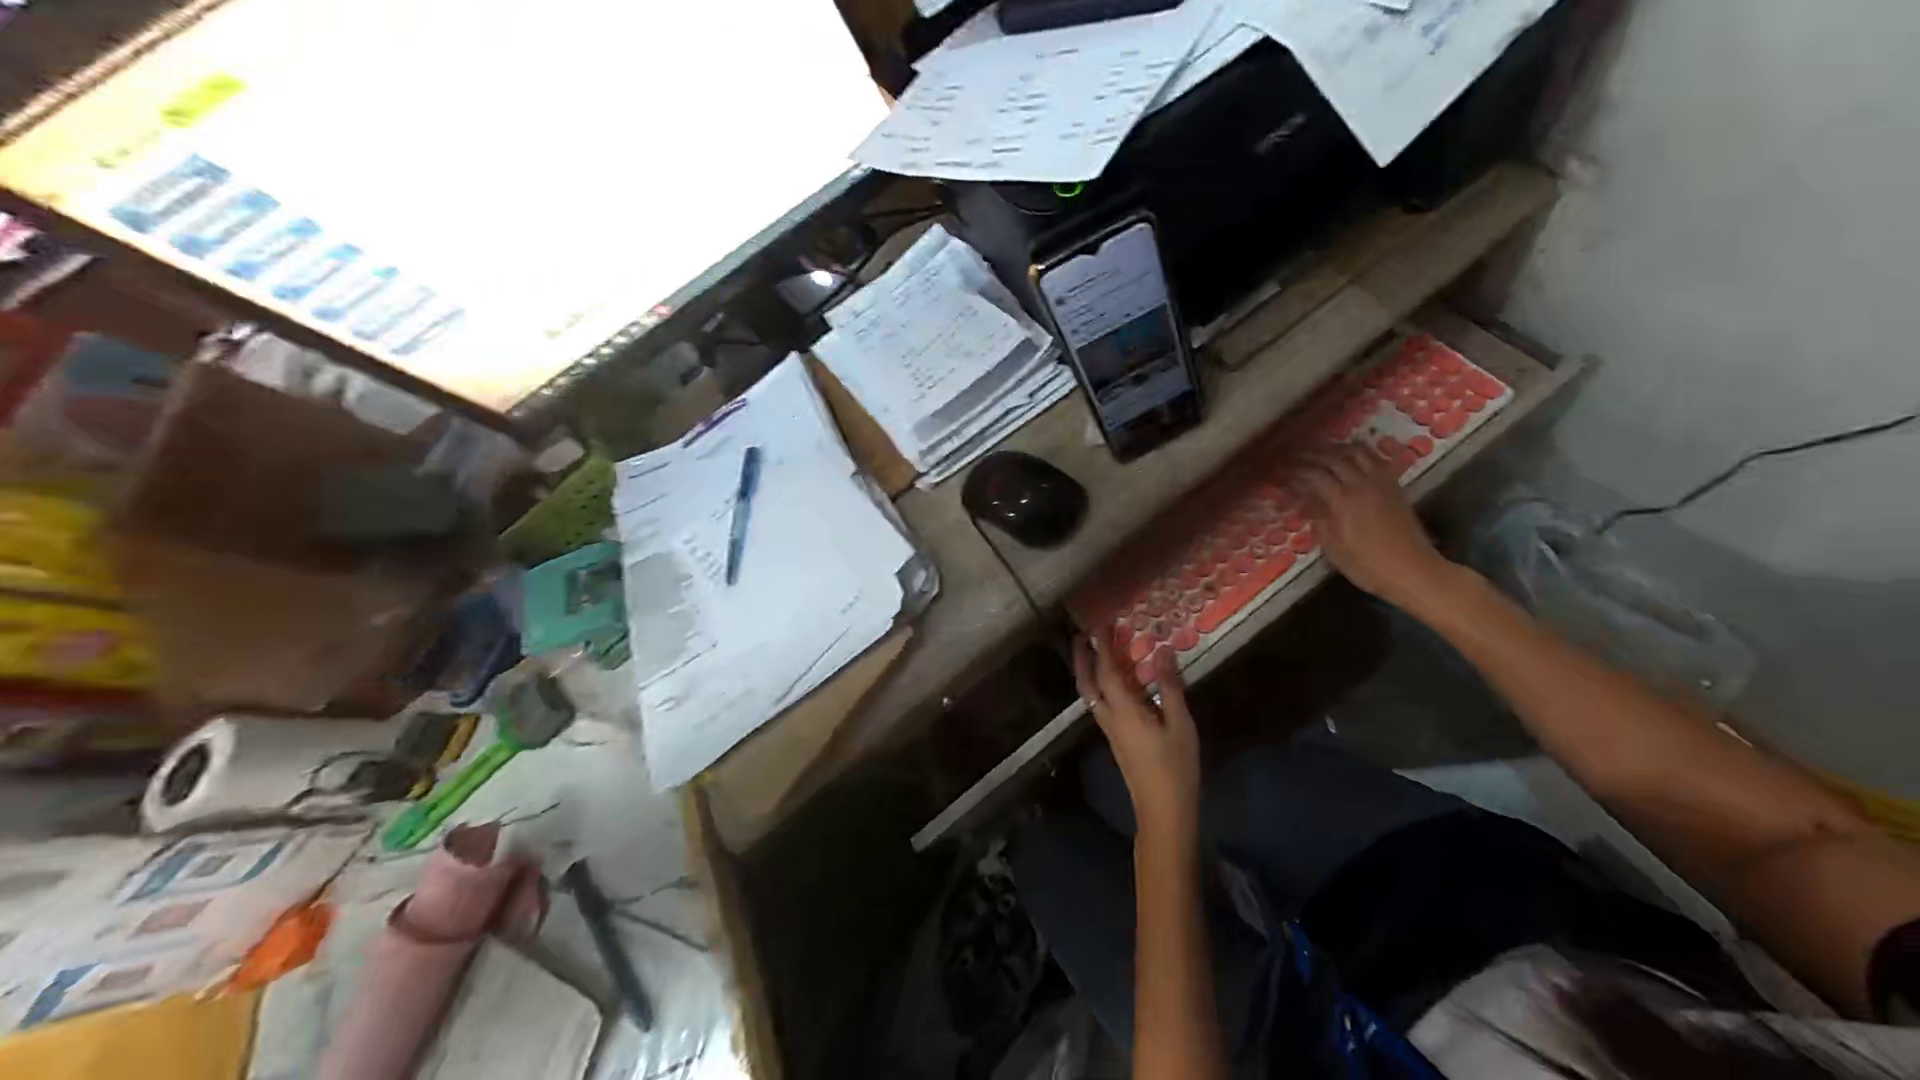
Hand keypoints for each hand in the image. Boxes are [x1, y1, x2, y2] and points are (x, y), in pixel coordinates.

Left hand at [1074, 634, 1200, 854]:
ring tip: (1093, 653)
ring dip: (1088, 671)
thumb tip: (1162, 651)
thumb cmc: (1175, 766)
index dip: (1102, 647)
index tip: (1101, 625)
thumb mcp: (1180, 724)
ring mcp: (1110, 730)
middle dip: (1081, 658)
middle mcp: (1109, 718)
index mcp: (1123, 710)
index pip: (1106, 671)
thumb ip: (1170, 687)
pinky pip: (1101, 704)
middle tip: (1081, 636)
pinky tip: (1114, 683)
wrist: (1163, 809)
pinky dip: (1100, 686)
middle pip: (1087, 683)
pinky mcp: (1116, 739)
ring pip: (1090, 695)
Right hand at [1292, 444, 1456, 609]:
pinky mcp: (1394, 486)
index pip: (1313, 475)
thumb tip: (1304, 499)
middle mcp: (1361, 485)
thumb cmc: (1366, 565)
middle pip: (1333, 459)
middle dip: (1311, 455)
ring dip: (1336, 449)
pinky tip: (1351, 458)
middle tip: (1295, 457)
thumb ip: (1317, 518)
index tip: (1282, 471)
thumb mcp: (1332, 547)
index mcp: (1342, 501)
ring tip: (1322, 452)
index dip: (1295, 471)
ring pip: (1357, 453)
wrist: (1412, 570)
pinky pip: (1376, 460)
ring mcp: (1381, 483)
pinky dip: (1360, 453)